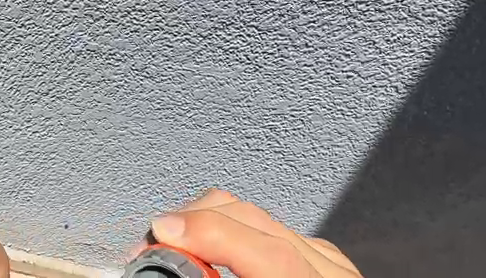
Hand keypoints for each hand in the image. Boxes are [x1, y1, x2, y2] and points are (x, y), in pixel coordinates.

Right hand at [144, 190, 361, 277]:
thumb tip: (172, 274)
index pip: (272, 255)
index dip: (210, 235)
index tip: (164, 234)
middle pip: (251, 219)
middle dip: (190, 222)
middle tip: (153, 248)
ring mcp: (332, 265)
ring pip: (252, 213)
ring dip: (203, 222)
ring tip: (175, 250)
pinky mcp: (324, 262)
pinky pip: (265, 227)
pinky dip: (227, 231)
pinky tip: (210, 256)